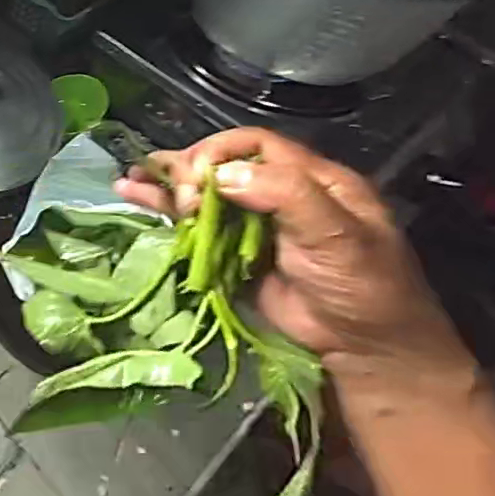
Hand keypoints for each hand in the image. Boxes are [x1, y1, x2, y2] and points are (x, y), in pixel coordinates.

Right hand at [115, 128, 474, 396]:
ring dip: (163, 181)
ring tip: (132, 179)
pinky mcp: (225, 247)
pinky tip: (130, 192)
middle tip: (181, 198)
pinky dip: (158, 205)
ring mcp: (246, 220)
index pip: (254, 144)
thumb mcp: (339, 235)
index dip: (220, 151)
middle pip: (218, 163)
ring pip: (197, 188)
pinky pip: (187, 219)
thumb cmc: (364, 288)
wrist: (363, 350)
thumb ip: (286, 195)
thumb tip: (223, 176)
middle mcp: (272, 191)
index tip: (200, 176)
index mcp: (309, 178)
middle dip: (190, 172)